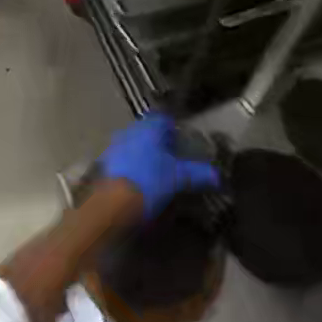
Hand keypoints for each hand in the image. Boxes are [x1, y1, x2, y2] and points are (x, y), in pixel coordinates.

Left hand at [95, 112, 220, 217]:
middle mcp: (130, 131)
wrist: (115, 201)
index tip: (181, 141)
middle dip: (159, 142)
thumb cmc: (150, 182)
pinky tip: (140, 180)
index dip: (173, 129)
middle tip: (172, 157)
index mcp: (148, 129)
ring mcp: (115, 146)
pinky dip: (132, 165)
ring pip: (134, 144)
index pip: (162, 119)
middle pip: (147, 131)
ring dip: (144, 153)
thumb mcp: (179, 178)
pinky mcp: (106, 162)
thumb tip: (216, 176)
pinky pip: (123, 158)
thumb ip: (198, 174)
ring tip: (157, 171)